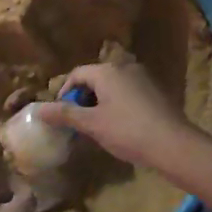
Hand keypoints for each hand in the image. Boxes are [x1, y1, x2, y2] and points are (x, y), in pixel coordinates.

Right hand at [32, 60, 199, 171]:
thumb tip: (38, 109)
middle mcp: (125, 67)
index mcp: (107, 71)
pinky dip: (116, 103)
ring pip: (112, 85)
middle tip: (77, 122)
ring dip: (99, 101)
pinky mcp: (155, 91)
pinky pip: (127, 92)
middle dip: (82, 98)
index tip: (60, 114)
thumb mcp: (92, 124)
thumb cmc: (127, 131)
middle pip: (95, 77)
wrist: (173, 143)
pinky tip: (118, 125)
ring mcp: (142, 78)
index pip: (77, 73)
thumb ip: (65, 115)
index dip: (64, 92)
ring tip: (95, 125)